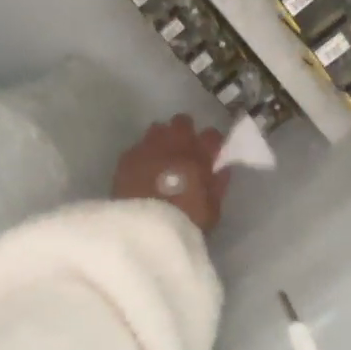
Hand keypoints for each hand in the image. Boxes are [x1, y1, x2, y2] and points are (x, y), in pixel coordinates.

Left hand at [113, 115, 231, 230]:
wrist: (145, 227)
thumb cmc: (185, 220)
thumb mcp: (211, 210)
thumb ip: (218, 186)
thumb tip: (223, 170)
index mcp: (199, 156)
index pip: (211, 135)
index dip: (212, 142)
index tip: (211, 152)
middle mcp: (174, 144)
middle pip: (182, 122)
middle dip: (185, 131)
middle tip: (184, 149)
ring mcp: (148, 147)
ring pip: (157, 128)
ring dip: (162, 138)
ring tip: (161, 156)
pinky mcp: (127, 157)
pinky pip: (137, 147)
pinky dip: (142, 154)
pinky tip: (141, 169)